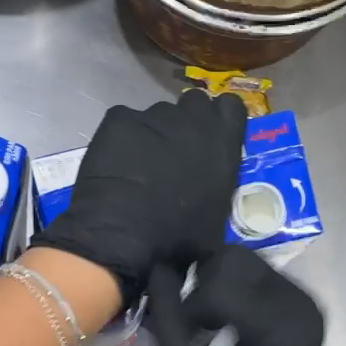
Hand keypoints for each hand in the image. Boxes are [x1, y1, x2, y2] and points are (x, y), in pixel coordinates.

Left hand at [30, 90, 247, 301]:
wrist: (121, 237)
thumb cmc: (176, 240)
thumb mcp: (216, 224)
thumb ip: (219, 195)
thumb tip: (216, 206)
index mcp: (222, 142)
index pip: (231, 107)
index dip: (220, 120)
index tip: (210, 139)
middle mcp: (191, 120)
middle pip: (193, 104)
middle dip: (186, 123)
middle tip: (174, 153)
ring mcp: (153, 116)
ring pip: (157, 115)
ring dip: (153, 133)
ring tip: (138, 165)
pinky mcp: (119, 119)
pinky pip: (124, 122)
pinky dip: (121, 138)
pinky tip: (114, 163)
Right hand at [146, 246, 325, 345]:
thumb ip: (168, 324)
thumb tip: (158, 271)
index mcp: (276, 328)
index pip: (219, 284)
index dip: (191, 304)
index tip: (186, 334)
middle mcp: (298, 303)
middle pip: (234, 259)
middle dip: (202, 283)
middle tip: (194, 322)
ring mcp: (305, 297)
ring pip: (245, 260)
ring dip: (217, 282)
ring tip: (211, 321)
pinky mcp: (304, 298)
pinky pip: (259, 272)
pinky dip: (234, 287)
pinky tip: (228, 318)